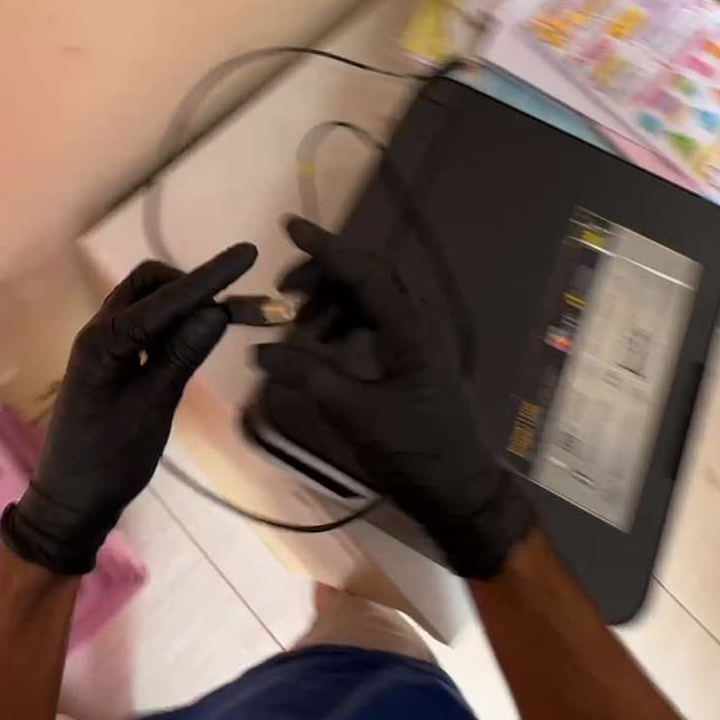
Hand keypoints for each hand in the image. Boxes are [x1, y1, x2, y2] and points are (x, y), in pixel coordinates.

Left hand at [0, 242, 257, 573]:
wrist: (71, 500)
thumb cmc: (110, 460)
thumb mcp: (154, 408)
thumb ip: (182, 355)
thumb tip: (217, 310)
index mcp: (104, 341)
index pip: (165, 298)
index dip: (210, 276)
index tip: (247, 253)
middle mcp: (99, 330)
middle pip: (148, 282)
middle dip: (189, 284)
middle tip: (226, 309)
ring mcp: (102, 344)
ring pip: (145, 300)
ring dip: (180, 302)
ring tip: (216, 323)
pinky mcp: (109, 359)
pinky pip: (143, 323)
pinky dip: (169, 322)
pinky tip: (190, 341)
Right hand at [255, 217, 535, 578]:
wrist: (461, 493)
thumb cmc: (416, 454)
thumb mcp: (359, 417)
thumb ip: (310, 378)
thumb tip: (258, 350)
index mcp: (410, 330)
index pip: (363, 272)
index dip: (325, 247)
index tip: (289, 226)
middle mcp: (415, 323)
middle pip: (366, 274)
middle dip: (321, 273)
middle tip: (283, 293)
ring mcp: (414, 338)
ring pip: (367, 295)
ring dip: (329, 300)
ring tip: (298, 327)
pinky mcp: (408, 356)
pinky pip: (370, 319)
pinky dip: (340, 322)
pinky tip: (319, 344)